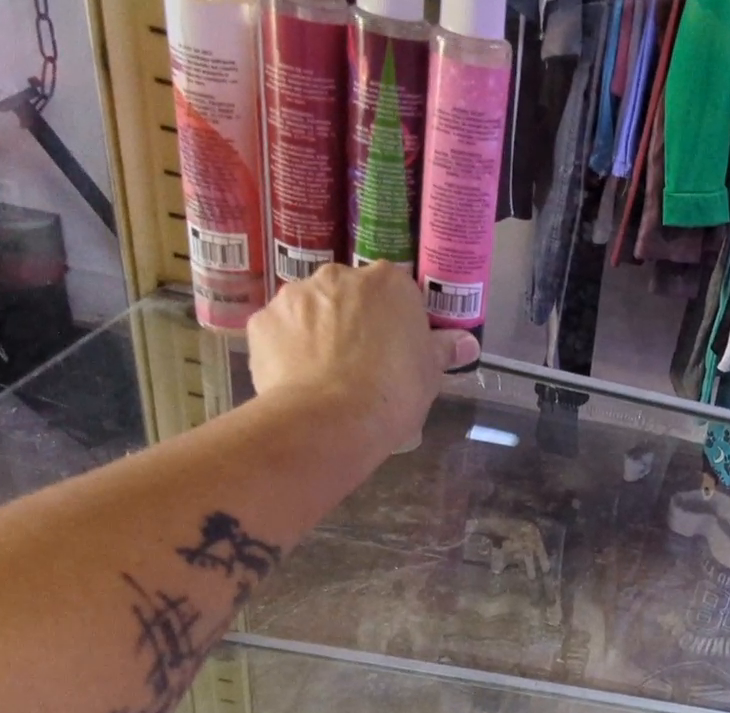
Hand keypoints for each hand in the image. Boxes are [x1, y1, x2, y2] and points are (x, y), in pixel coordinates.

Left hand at [245, 261, 479, 455]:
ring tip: (329, 375)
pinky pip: (281, 332)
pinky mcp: (261, 322)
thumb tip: (468, 343)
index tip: (400, 346)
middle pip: (351, 293)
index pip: (398, 290)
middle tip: (365, 361)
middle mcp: (339, 277)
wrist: (330, 419)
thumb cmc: (394, 391)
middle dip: (355, 318)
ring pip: (312, 309)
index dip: (399, 319)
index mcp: (388, 283)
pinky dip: (289, 349)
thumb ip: (444, 350)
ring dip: (319, 331)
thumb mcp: (430, 374)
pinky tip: (301, 380)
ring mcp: (294, 296)